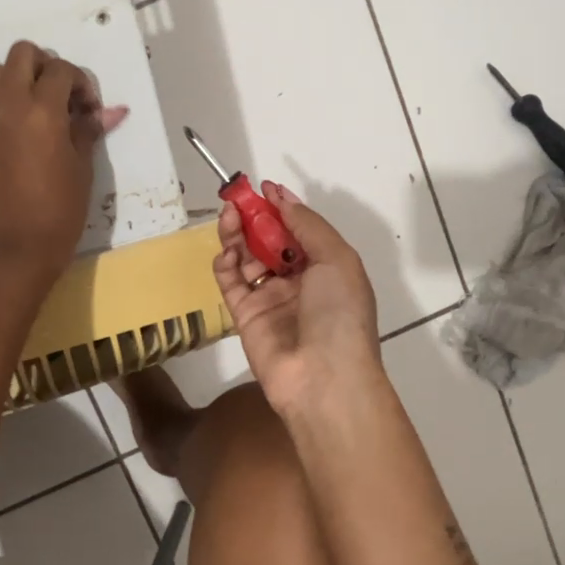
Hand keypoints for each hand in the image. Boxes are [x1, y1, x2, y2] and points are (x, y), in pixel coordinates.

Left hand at [0, 41, 130, 280]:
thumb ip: (88, 129)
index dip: (81, 83)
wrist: (21, 246)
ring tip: (31, 107)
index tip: (88, 108)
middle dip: (44, 66)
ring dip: (14, 80)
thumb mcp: (83, 166)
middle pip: (21, 54)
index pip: (61, 70)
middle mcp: (9, 105)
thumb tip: (103, 111)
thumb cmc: (62, 209)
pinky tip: (10, 132)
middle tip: (58, 94)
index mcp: (43, 110)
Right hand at [214, 183, 383, 416]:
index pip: (298, 229)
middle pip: (269, 241)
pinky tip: (226, 252)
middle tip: (237, 199)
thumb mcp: (337, 259)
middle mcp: (298, 281)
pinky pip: (230, 283)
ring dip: (237, 235)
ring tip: (228, 217)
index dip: (280, 207)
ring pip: (246, 258)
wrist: (323, 377)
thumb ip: (306, 225)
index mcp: (327, 267)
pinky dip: (225, 264)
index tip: (262, 187)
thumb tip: (281, 197)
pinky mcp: (244, 316)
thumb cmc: (340, 314)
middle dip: (254, 218)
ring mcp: (270, 299)